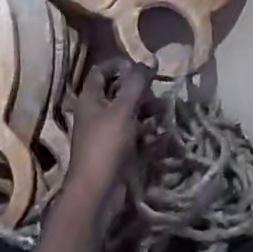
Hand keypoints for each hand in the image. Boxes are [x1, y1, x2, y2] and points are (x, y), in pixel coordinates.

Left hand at [67, 61, 151, 193]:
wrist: (97, 192)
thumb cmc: (106, 145)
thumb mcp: (123, 110)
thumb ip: (137, 83)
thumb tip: (149, 59)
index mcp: (90, 99)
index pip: (101, 71)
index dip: (120, 65)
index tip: (142, 68)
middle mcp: (95, 113)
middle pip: (118, 92)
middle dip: (139, 91)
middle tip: (156, 93)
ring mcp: (105, 133)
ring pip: (128, 113)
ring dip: (146, 111)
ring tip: (163, 114)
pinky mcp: (116, 150)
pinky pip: (133, 133)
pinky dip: (146, 131)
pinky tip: (159, 134)